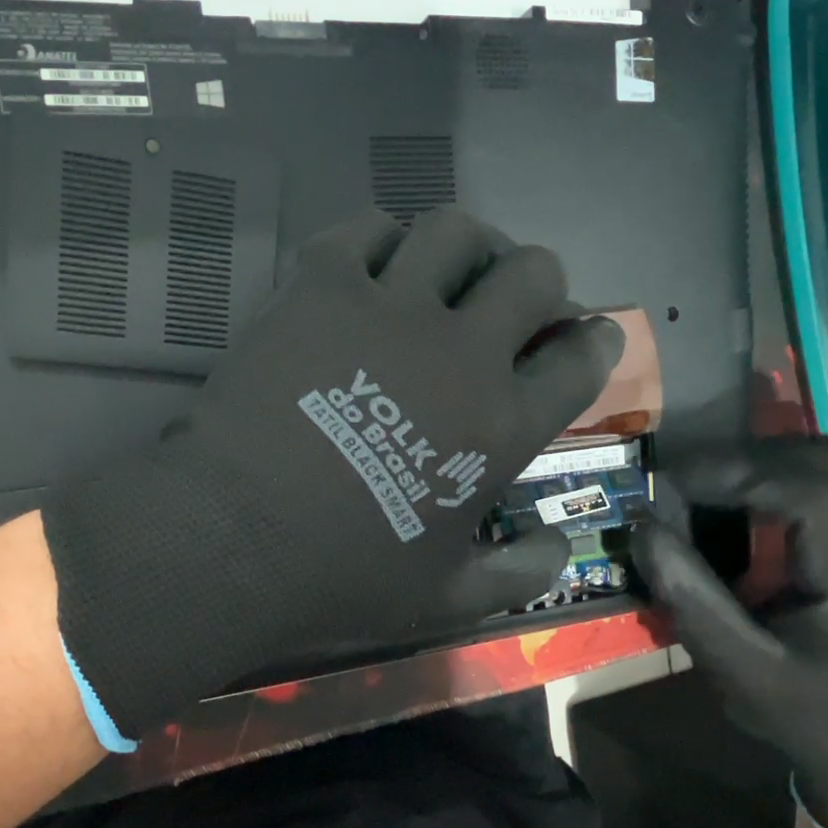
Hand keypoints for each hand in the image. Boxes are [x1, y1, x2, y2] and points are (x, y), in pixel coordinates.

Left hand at [43, 208, 622, 743]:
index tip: (587, 337)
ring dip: (468, 249)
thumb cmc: (342, 575)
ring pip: (457, 230)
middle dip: (540, 284)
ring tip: (448, 277)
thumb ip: (518, 575)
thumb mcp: (446, 599)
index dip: (596, 341)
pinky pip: (368, 228)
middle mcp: (462, 352)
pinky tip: (373, 272)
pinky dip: (383, 242)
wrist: (232, 538)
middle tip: (514, 307)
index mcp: (503, 426)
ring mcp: (390, 307)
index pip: (581, 358)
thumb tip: (562, 548)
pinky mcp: (319, 283)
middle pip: (535, 272)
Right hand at [635, 436, 827, 827]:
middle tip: (696, 480)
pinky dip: (827, 456)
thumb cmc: (799, 710)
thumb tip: (643, 523)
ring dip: (793, 453)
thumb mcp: (734, 670)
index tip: (677, 481)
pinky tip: (787, 479)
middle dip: (758, 460)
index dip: (744, 473)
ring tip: (737, 479)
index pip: (821, 499)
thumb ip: (690, 599)